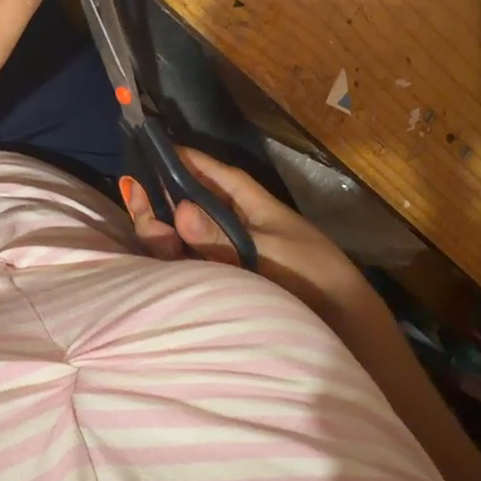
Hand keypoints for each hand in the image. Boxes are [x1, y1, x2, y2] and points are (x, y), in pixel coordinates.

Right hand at [122, 147, 367, 319]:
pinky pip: (191, 266)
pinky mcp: (227, 287)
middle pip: (193, 206)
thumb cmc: (313, 277)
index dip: (191, 160)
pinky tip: (158, 252)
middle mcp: (240, 228)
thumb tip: (179, 210)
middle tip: (133, 189)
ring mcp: (233, 259)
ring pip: (187, 237)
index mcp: (256, 208)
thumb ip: (220, 237)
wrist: (347, 335)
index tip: (159, 145)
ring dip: (162, 230)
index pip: (219, 175)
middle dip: (162, 198)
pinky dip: (172, 260)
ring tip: (146, 222)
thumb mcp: (268, 252)